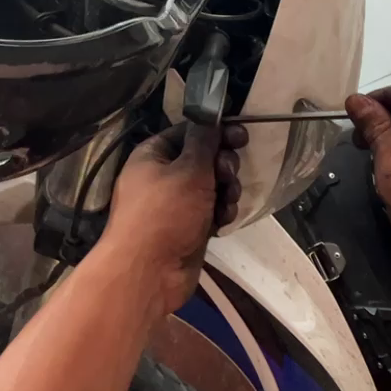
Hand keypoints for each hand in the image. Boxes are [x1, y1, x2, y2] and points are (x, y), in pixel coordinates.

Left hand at [99, 122, 247, 317]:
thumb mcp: (189, 170)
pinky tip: (224, 220)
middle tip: (229, 174)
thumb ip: (205, 142)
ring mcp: (174, 204)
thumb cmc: (166, 213)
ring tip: (228, 201)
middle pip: (202, 159)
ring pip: (210, 186)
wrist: (148, 273)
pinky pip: (209, 210)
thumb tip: (210, 116)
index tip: (242, 137)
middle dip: (222, 166)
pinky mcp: (186, 227)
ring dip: (225, 191)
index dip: (216, 132)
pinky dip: (220, 212)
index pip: (189, 132)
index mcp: (153, 154)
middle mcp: (161, 176)